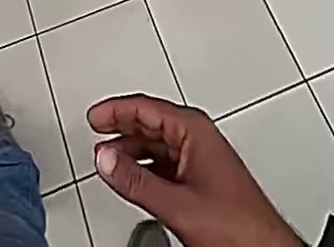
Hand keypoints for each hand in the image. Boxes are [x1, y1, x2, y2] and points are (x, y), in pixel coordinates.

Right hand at [89, 94, 302, 246]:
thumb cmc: (239, 225)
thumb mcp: (177, 203)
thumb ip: (137, 180)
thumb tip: (106, 158)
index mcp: (193, 129)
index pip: (146, 107)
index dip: (116, 109)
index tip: (94, 116)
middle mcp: (197, 136)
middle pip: (150, 120)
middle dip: (121, 125)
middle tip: (96, 128)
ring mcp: (200, 155)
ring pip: (156, 141)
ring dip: (131, 147)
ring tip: (108, 156)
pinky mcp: (201, 175)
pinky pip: (164, 161)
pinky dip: (144, 164)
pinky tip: (133, 175)